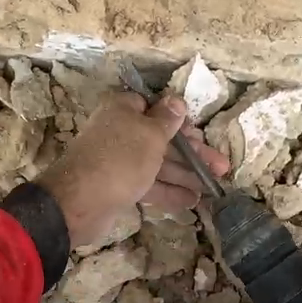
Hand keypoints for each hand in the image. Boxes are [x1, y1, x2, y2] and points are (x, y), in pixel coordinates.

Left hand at [34, 92, 232, 247]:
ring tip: (214, 187)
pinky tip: (192, 201)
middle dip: (192, 153)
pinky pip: (149, 184)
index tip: (201, 133)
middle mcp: (121, 131)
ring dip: (186, 174)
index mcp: (124, 109)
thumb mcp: (150, 135)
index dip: (180, 119)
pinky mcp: (119, 185)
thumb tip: (177, 101)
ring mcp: (120, 160)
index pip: (156, 107)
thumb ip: (167, 120)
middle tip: (221, 166)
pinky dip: (169, 191)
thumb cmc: (120, 158)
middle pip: (162, 138)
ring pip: (158, 163)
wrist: (80, 201)